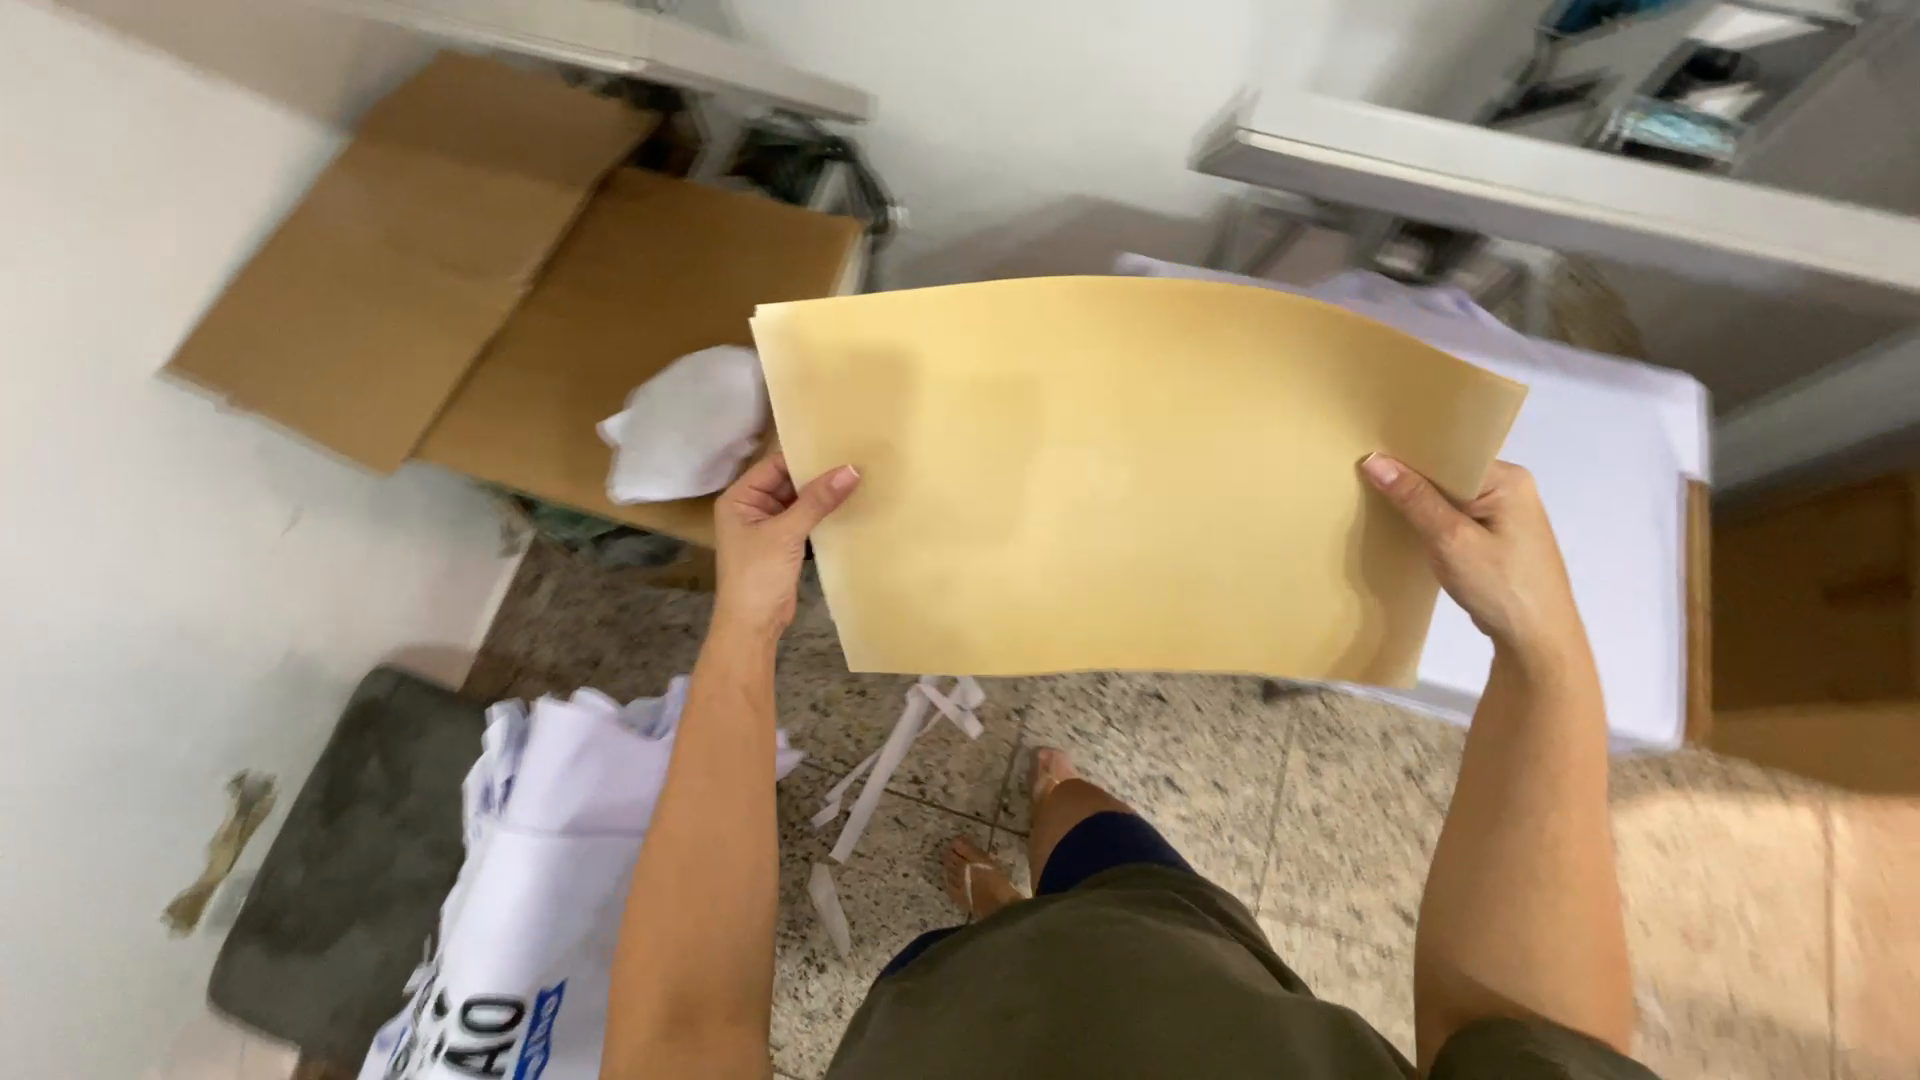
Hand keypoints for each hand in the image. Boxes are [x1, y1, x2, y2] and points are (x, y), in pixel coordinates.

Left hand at [713, 453, 860, 639]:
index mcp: (740, 498)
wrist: (753, 625)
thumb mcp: (787, 533)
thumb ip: (818, 500)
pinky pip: (805, 521)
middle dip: (817, 476)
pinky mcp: (784, 545)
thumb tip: (851, 470)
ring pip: (800, 503)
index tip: (837, 448)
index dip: (804, 457)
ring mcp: (768, 527)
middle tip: (854, 461)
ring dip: (823, 497)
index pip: (774, 466)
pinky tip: (848, 508)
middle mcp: (752, 508)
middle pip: (788, 482)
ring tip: (856, 480)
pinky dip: (823, 516)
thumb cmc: (758, 575)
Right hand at [1360, 455, 1586, 667]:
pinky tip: (1405, 526)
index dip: (1410, 454)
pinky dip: (1429, 521)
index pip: (1450, 454)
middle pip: (1448, 473)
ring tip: (1377, 498)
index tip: (1370, 455)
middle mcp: (1509, 487)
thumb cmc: (1499, 584)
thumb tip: (1374, 460)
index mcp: (1507, 478)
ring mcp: (1503, 514)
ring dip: (1418, 502)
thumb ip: (1414, 499)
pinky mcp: (1494, 536)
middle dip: (1410, 478)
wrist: (1535, 638)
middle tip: (1365, 476)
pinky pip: (1454, 516)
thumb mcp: (1449, 539)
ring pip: (1448, 497)